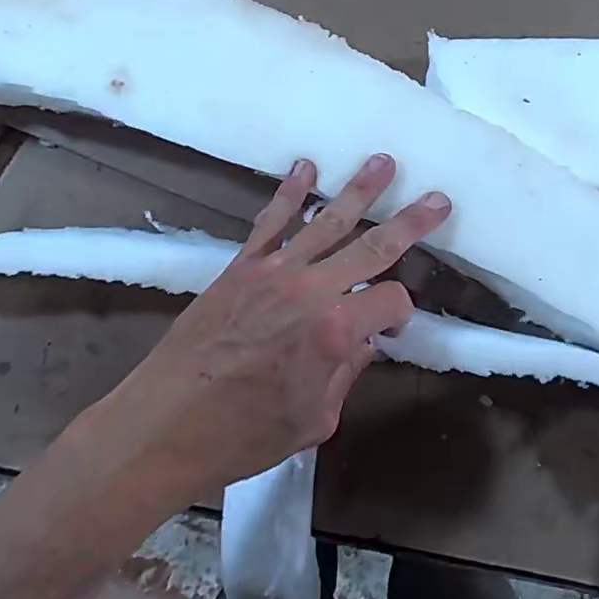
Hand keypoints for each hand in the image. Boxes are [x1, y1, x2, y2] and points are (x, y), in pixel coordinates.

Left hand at [76, 154, 449, 505]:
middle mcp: (311, 291)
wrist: (160, 429)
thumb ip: (346, 372)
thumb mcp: (314, 419)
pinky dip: (291, 193)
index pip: (391, 300)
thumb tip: (363, 341)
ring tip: (383, 162)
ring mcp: (274, 273)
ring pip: (329, 222)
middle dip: (411, 223)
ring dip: (360, 190)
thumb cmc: (243, 435)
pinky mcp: (241, 267)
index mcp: (336, 332)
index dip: (401, 312)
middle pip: (374, 247)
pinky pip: (272, 222)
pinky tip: (306, 168)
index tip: (392, 327)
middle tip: (438, 199)